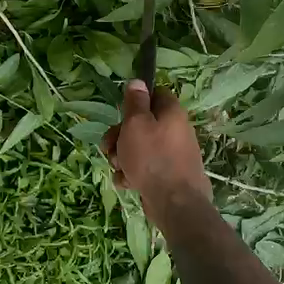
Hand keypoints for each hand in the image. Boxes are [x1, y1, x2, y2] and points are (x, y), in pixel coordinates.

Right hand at [101, 80, 210, 209]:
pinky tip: (128, 182)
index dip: (136, 101)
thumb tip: (137, 81)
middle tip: (109, 147)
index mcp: (171, 113)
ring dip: (122, 157)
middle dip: (119, 135)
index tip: (121, 112)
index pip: (155, 94)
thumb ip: (135, 102)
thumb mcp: (136, 124)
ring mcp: (171, 155)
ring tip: (119, 167)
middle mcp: (174, 131)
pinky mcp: (166, 175)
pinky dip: (132, 174)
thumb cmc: (152, 157)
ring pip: (138, 148)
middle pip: (141, 124)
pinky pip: (143, 168)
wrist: (174, 203)